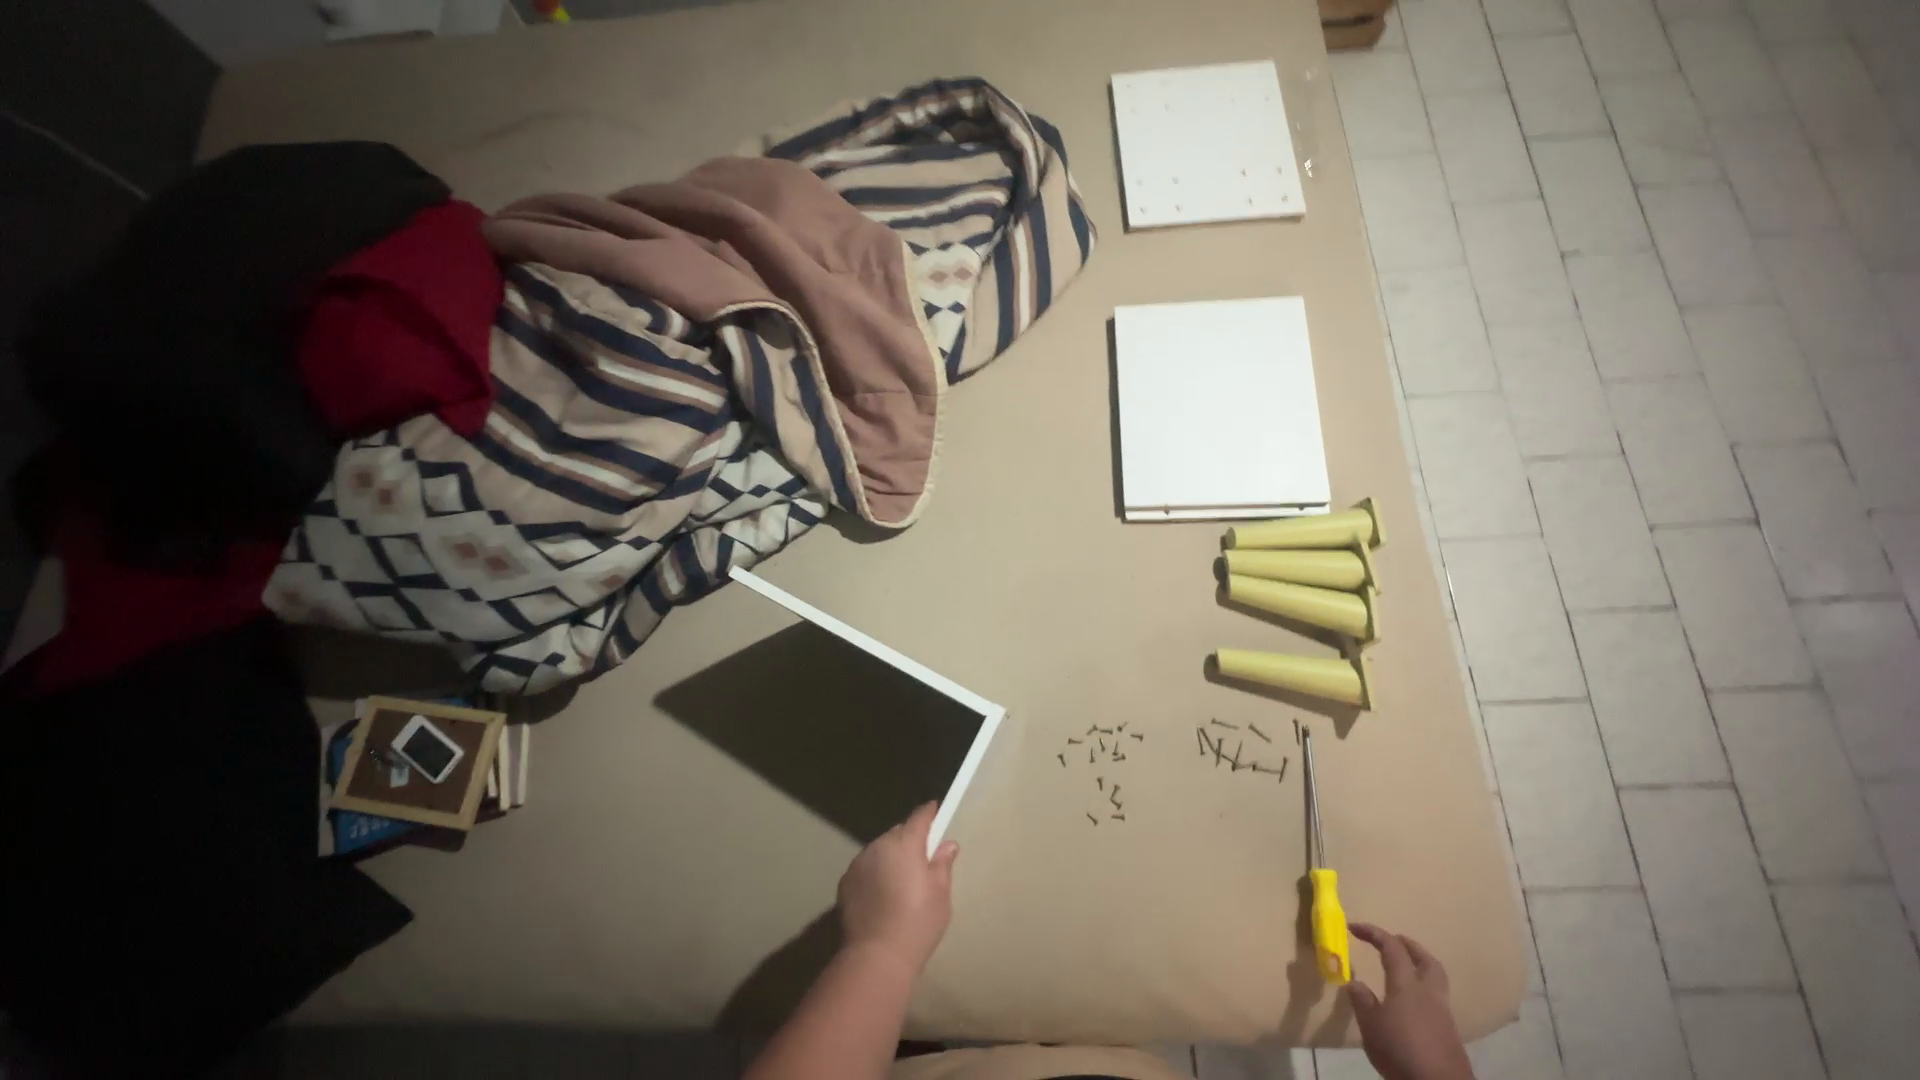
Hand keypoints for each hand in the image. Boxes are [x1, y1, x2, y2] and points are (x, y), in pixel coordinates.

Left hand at [837, 802, 959, 974]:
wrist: (876, 956)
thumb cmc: (917, 922)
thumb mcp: (940, 894)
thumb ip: (942, 864)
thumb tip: (947, 844)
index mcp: (904, 843)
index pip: (919, 817)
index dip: (929, 813)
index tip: (936, 811)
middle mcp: (878, 846)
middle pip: (898, 834)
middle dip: (909, 841)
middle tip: (922, 860)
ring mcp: (858, 864)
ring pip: (879, 851)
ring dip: (890, 858)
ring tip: (900, 882)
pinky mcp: (845, 883)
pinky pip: (865, 869)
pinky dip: (874, 874)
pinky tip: (882, 896)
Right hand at [1346, 922, 1474, 1079]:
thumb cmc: (1400, 1052)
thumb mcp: (1370, 1027)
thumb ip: (1363, 1002)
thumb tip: (1355, 982)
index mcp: (1407, 985)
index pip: (1392, 947)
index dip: (1373, 933)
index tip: (1353, 927)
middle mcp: (1429, 993)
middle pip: (1426, 959)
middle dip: (1409, 945)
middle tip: (1392, 941)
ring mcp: (1443, 1013)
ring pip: (1436, 978)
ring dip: (1420, 966)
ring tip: (1403, 969)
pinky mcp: (1450, 1033)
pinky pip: (1437, 999)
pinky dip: (1424, 990)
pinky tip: (1412, 1004)